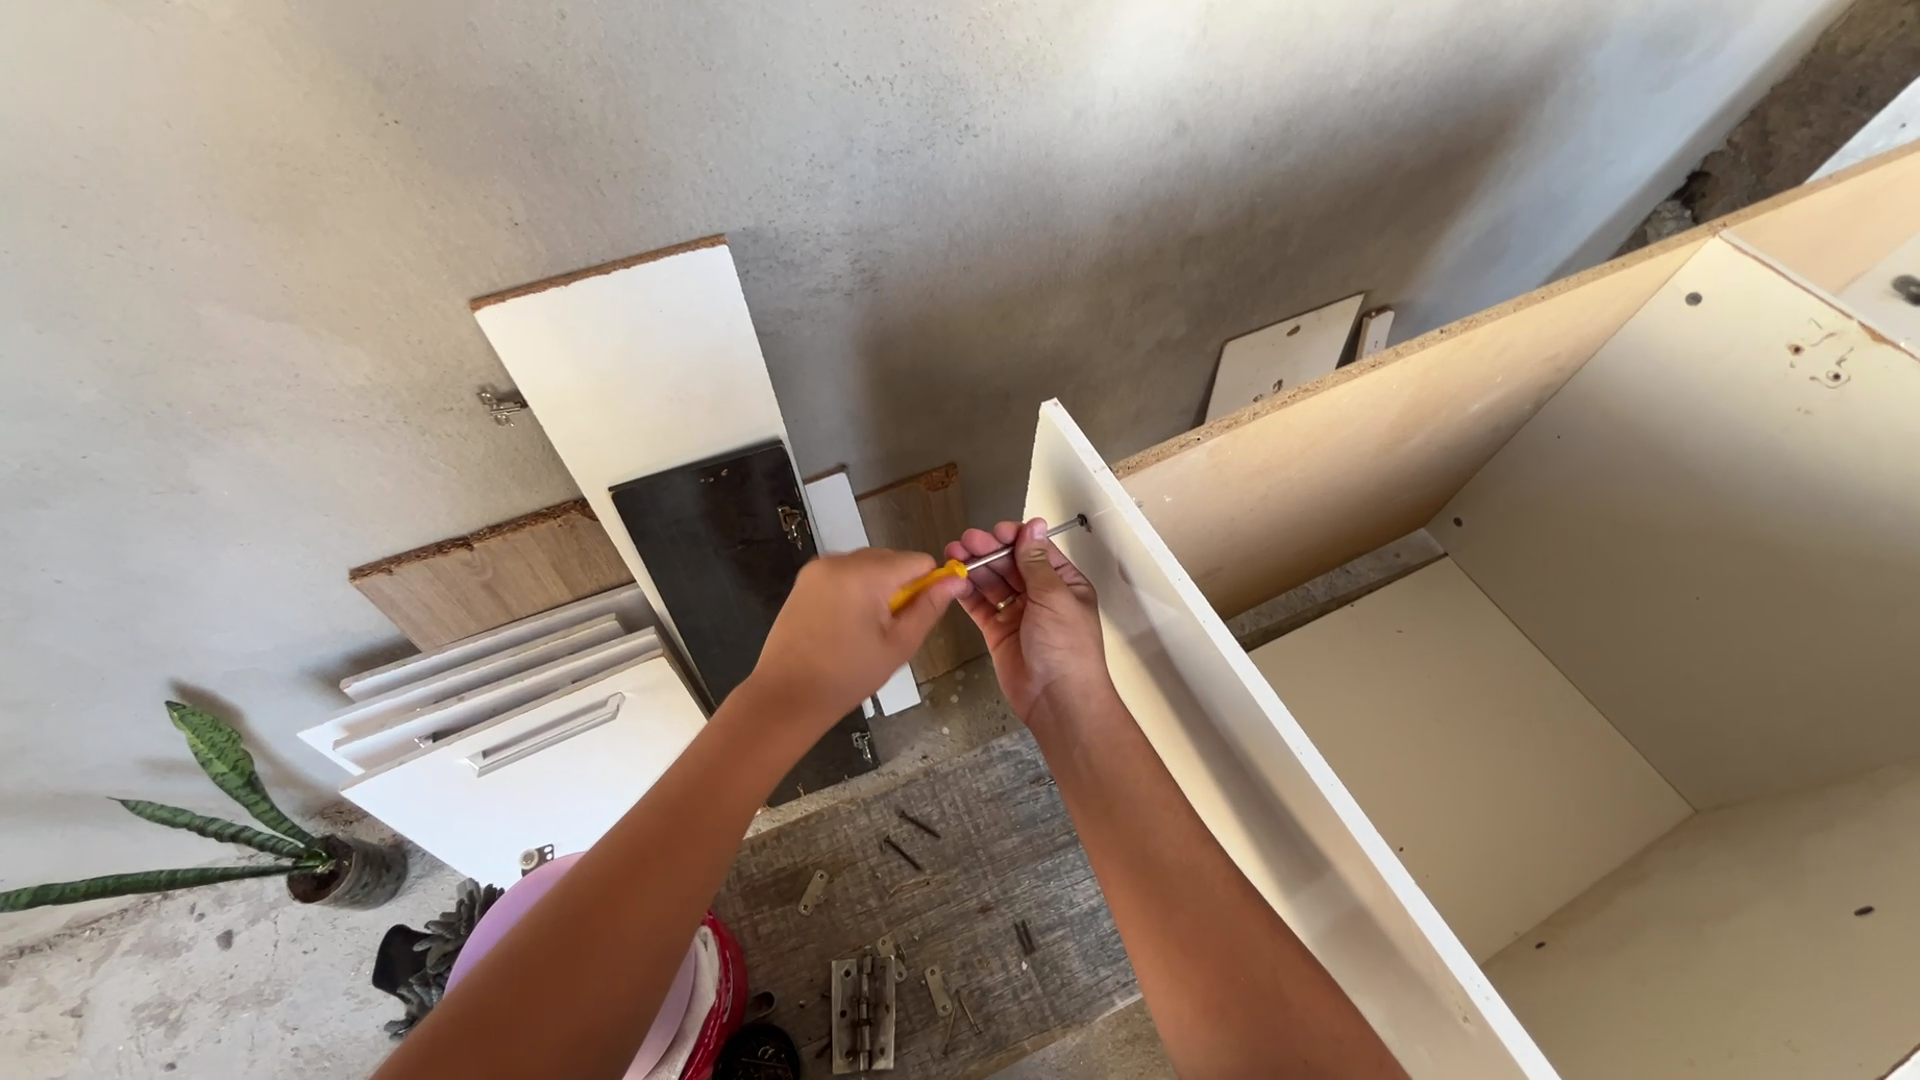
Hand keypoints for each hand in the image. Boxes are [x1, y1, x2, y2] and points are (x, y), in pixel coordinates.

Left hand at [748, 548, 961, 731]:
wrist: (787, 695)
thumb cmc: (848, 676)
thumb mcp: (899, 645)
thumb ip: (929, 607)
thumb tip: (956, 580)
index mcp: (865, 574)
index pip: (917, 560)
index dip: (928, 584)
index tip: (918, 615)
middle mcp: (840, 560)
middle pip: (891, 559)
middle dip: (900, 586)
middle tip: (890, 627)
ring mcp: (818, 567)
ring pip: (867, 564)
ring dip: (878, 586)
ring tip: (866, 628)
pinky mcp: (805, 579)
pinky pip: (844, 572)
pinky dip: (855, 589)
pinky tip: (846, 623)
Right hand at [946, 518, 1111, 723]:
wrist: (1057, 700)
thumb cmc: (1066, 647)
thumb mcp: (1054, 596)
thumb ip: (1035, 561)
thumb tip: (1034, 525)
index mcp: (1064, 584)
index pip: (1036, 552)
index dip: (1015, 538)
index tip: (995, 532)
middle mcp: (1041, 596)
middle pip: (1011, 565)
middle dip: (989, 551)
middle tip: (967, 541)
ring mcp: (1019, 614)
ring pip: (993, 583)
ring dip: (975, 568)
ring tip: (954, 554)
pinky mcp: (998, 632)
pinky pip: (981, 606)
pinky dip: (968, 592)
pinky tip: (954, 579)